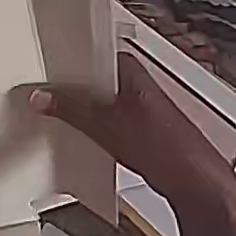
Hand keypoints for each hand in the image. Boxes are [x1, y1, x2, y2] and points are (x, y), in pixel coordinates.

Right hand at [21, 53, 235, 213]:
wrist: (193, 181)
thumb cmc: (165, 147)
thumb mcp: (104, 126)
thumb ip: (70, 110)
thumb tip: (43, 97)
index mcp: (130, 68)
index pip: (89, 54)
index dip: (65, 64)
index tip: (44, 73)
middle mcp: (135, 82)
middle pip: (92, 79)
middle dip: (70, 88)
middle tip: (47, 96)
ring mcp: (138, 104)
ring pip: (99, 100)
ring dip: (81, 109)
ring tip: (62, 117)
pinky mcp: (138, 125)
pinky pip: (107, 117)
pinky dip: (93, 124)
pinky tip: (83, 136)